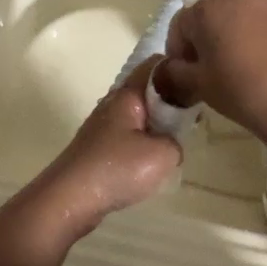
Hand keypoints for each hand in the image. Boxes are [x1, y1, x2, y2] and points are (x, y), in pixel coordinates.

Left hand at [20, 60, 183, 246]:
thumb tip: (171, 143)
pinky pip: (129, 134)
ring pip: (139, 114)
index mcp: (128, 95)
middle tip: (193, 119)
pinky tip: (152, 161)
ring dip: (158, 124)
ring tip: (176, 141)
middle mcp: (113, 103)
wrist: (68, 200)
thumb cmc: (116, 169)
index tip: (198, 86)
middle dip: (172, 101)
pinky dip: (143, 142)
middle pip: (149, 90)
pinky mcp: (98, 147)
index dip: (180, 69)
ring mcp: (103, 126)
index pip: (156, 64)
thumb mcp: (163, 154)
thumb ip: (177, 141)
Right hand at [154, 0, 266, 135]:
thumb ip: (172, 73)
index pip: (179, 26)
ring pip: (232, 20)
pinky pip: (255, 25)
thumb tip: (166, 70)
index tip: (184, 76)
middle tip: (207, 74)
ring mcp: (263, 4)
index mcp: (207, 9)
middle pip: (206, 18)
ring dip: (225, 39)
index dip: (177, 52)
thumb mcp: (197, 85)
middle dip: (201, 43)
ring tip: (233, 70)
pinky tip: (255, 66)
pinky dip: (248, 39)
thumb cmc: (238, 89)